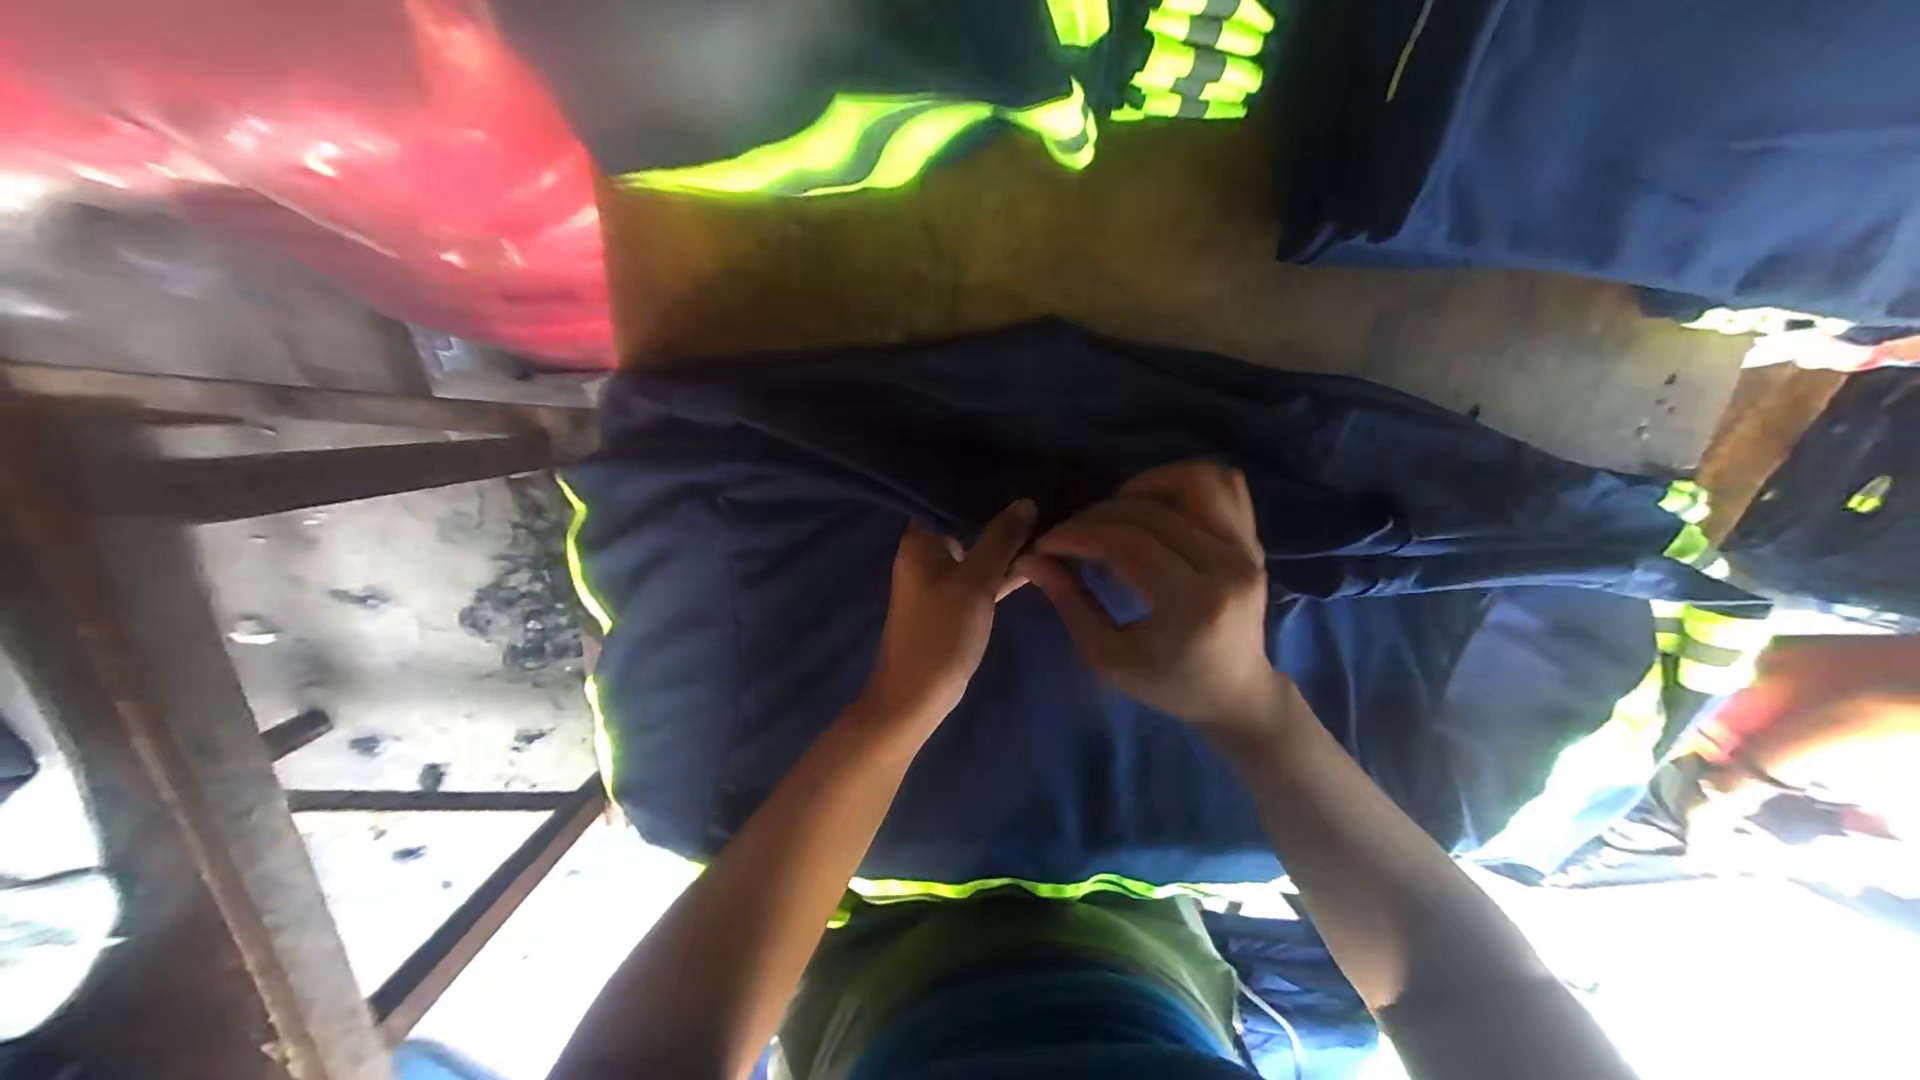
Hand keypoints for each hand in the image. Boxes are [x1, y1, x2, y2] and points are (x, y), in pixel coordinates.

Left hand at [861, 499, 1036, 726]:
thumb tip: (1026, 502)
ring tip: (1048, 528)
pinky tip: (1036, 564)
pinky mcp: (953, 602)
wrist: (917, 693)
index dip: (986, 490)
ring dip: (1006, 546)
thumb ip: (1000, 539)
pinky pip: (980, 576)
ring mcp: (940, 579)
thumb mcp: (976, 581)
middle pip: (968, 524)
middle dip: (1003, 518)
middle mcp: (925, 553)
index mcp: (920, 540)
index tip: (1022, 477)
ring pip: (978, 552)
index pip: (953, 499)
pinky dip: (1002, 572)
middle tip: (1044, 503)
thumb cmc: (941, 631)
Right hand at [1019, 461, 1293, 742]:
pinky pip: (1226, 486)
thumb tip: (1030, 557)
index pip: (1129, 544)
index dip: (1079, 535)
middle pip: (1153, 513)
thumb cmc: (1167, 684)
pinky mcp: (1254, 540)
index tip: (1046, 543)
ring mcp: (1248, 550)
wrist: (1234, 693)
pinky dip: (1184, 483)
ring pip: (1198, 480)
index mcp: (1194, 604)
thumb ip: (1070, 602)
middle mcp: (1228, 567)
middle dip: (1098, 517)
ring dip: (1147, 484)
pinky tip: (1155, 505)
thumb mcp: (1107, 656)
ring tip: (1117, 512)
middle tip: (1070, 535)